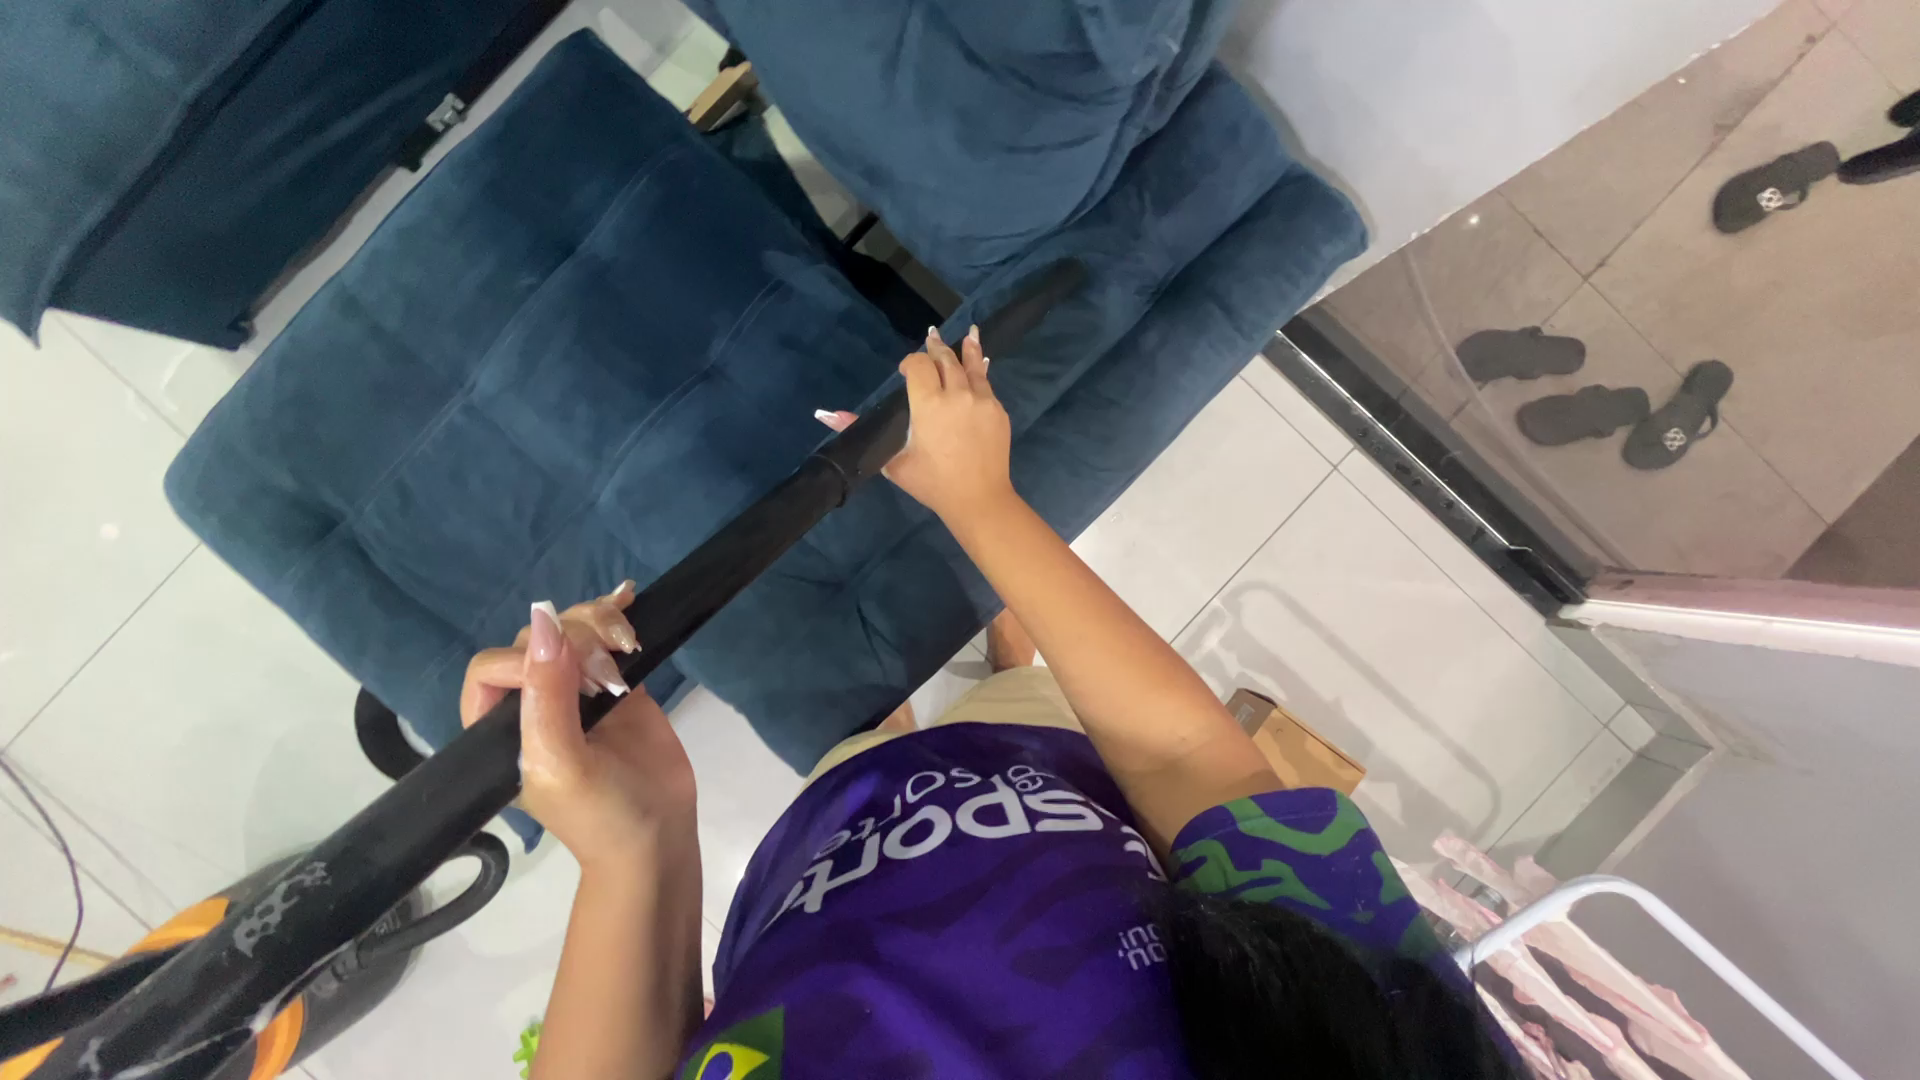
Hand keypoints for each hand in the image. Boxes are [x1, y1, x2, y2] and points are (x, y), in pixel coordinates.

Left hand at [462, 584, 696, 869]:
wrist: (657, 836)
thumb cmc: (598, 813)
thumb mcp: (560, 764)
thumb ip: (546, 696)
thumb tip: (545, 623)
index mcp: (501, 727)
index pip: (496, 667)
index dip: (531, 657)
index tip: (579, 675)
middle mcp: (535, 703)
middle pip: (539, 639)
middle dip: (577, 638)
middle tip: (612, 672)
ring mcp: (579, 690)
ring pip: (575, 630)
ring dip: (602, 622)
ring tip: (631, 641)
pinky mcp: (619, 685)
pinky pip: (610, 640)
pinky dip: (618, 615)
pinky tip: (631, 598)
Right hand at [819, 326, 1014, 523]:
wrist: (979, 498)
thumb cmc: (932, 483)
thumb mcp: (893, 461)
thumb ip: (859, 431)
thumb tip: (825, 414)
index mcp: (928, 404)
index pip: (919, 365)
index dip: (911, 362)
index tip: (906, 370)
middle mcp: (956, 394)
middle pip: (945, 360)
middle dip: (937, 348)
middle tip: (932, 336)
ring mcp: (982, 401)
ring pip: (972, 366)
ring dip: (967, 348)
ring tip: (969, 331)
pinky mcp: (998, 411)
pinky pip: (987, 384)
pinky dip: (980, 371)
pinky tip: (981, 363)